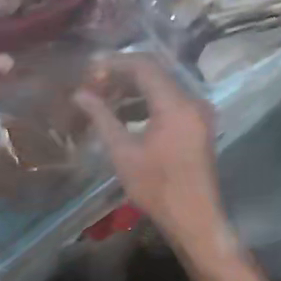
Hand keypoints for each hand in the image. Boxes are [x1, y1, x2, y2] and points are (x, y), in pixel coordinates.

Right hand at [75, 56, 224, 246]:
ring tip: (106, 97)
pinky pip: (173, 100)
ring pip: (165, 85)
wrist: (195, 218)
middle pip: (156, 72)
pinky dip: (150, 101)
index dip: (116, 63)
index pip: (145, 66)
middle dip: (124, 74)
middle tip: (95, 82)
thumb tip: (80, 94)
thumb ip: (102, 118)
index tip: (91, 70)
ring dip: (136, 88)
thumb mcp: (123, 153)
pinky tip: (127, 113)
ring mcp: (200, 112)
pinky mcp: (200, 124)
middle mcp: (193, 100)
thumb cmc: (157, 188)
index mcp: (176, 104)